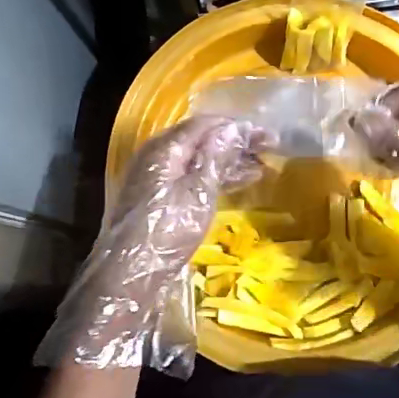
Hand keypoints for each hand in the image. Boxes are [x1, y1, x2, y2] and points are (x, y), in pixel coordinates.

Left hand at [34, 116, 267, 375]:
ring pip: (198, 159)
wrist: (130, 273)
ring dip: (228, 160)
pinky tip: (237, 183)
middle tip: (269, 149)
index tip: (268, 135)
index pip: (206, 124)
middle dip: (235, 142)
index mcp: (166, 147)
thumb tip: (233, 127)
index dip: (239, 127)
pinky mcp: (157, 196)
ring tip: (261, 166)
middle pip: (202, 139)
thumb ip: (215, 157)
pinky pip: (191, 176)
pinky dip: (214, 177)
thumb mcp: (198, 193)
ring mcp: (155, 176)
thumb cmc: (167, 230)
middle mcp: (158, 154)